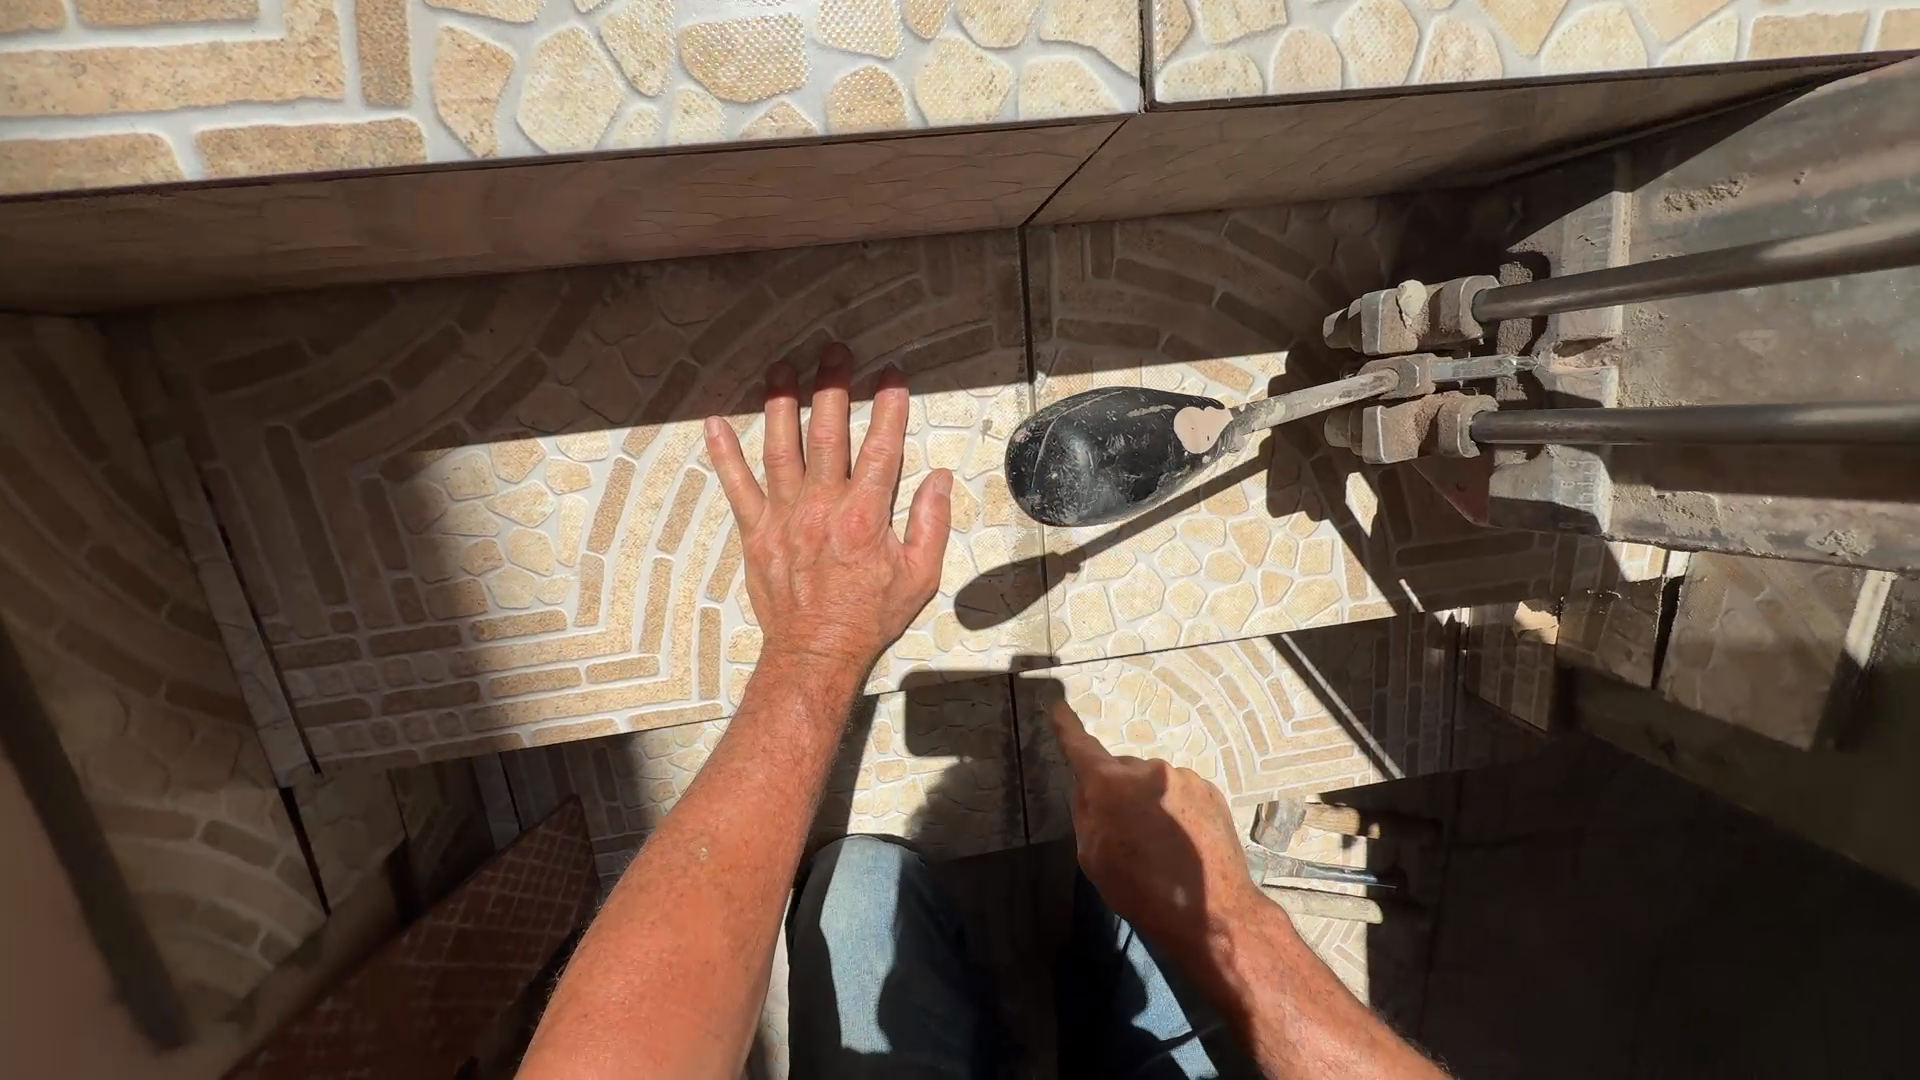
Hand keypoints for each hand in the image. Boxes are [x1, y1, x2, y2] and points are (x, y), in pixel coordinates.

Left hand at [704, 341, 952, 677]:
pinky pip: (737, 486)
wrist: (816, 653)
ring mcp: (784, 516)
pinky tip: (714, 423)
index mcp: (866, 515)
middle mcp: (823, 506)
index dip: (889, 406)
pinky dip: (724, 454)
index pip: (881, 447)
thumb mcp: (919, 577)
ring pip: (780, 447)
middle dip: (832, 387)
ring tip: (784, 368)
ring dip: (782, 403)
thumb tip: (939, 478)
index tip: (892, 375)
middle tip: (835, 352)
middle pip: (826, 433)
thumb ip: (931, 524)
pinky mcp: (756, 532)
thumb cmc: (870, 616)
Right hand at [1049, 700, 1265, 957]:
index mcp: (1111, 784)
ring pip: (1153, 781)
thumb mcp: (1093, 857)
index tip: (1058, 707)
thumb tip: (1088, 788)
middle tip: (1125, 832)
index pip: (1080, 747)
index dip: (1066, 727)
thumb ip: (1086, 813)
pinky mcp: (1210, 790)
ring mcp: (1183, 777)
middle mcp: (1148, 769)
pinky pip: (1179, 791)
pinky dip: (1175, 808)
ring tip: (1160, 844)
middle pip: (1121, 771)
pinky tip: (1183, 841)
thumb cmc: (1141, 891)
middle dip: (1118, 791)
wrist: (1213, 914)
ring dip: (1150, 800)